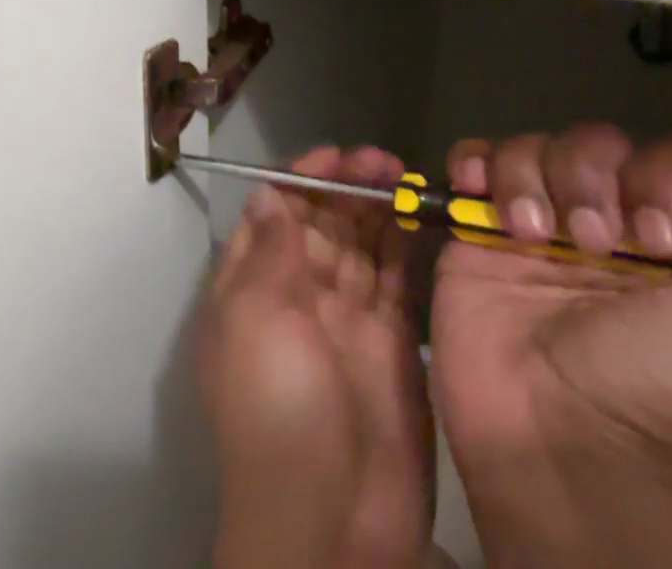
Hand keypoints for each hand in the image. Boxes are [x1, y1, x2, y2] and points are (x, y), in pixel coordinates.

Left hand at [196, 147, 434, 568]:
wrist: (330, 517)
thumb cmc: (277, 409)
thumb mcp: (255, 321)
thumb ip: (269, 254)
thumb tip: (273, 194)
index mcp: (250, 290)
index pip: (273, 217)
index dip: (301, 180)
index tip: (336, 154)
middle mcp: (297, 300)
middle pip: (321, 228)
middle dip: (346, 189)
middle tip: (384, 161)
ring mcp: (347, 323)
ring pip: (361, 249)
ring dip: (378, 211)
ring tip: (406, 176)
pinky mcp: (392, 348)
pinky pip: (396, 285)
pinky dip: (406, 250)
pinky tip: (421, 218)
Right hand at [430, 91, 671, 568]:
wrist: (570, 445)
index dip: (663, 180)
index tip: (660, 244)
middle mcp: (617, 229)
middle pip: (598, 143)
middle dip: (591, 180)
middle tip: (594, 249)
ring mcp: (540, 230)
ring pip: (533, 148)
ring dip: (533, 180)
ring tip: (532, 240)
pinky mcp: (477, 236)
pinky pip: (472, 162)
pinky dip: (477, 166)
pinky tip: (488, 204)